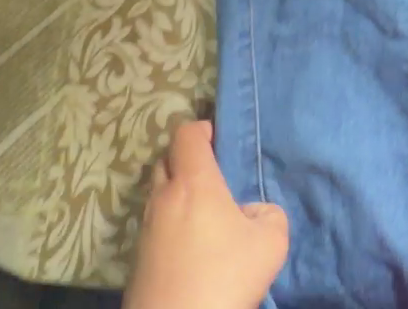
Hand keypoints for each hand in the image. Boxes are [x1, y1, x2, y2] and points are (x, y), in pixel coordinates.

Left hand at [125, 120, 289, 308]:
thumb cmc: (224, 279)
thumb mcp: (271, 241)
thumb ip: (268, 213)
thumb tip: (251, 213)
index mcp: (194, 183)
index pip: (186, 134)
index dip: (202, 129)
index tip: (219, 141)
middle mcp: (163, 199)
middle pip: (166, 160)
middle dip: (187, 159)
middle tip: (213, 175)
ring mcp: (144, 231)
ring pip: (156, 194)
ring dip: (176, 193)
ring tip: (204, 214)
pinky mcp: (135, 261)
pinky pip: (152, 226)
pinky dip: (169, 224)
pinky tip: (191, 248)